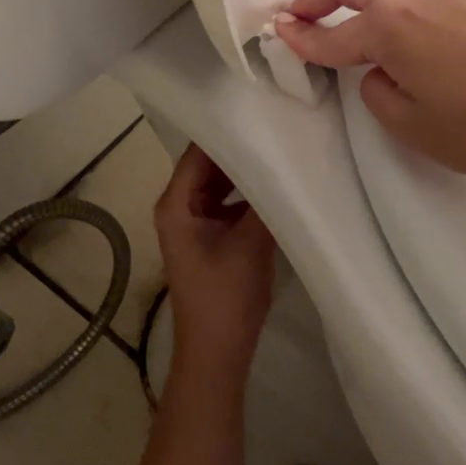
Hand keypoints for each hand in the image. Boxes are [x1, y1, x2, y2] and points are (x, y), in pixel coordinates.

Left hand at [154, 144, 276, 376]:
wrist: (217, 355)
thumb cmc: (226, 296)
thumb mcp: (251, 243)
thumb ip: (266, 200)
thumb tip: (289, 160)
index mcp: (176, 203)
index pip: (199, 151)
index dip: (227, 130)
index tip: (259, 110)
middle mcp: (178, 206)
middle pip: (208, 165)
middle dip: (240, 150)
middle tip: (277, 126)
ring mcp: (193, 223)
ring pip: (220, 184)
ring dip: (246, 173)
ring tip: (281, 149)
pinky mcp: (209, 238)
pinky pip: (227, 203)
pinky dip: (247, 195)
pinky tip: (277, 187)